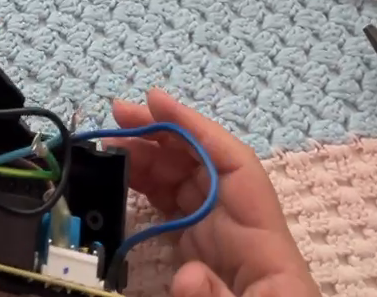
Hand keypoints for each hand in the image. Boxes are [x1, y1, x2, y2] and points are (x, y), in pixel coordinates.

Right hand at [110, 90, 318, 296]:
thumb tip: (189, 274)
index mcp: (268, 253)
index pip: (236, 169)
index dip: (195, 127)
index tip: (154, 102)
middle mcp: (245, 239)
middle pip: (204, 168)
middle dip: (161, 133)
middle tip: (115, 115)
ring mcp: (224, 251)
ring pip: (186, 184)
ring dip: (148, 157)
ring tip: (108, 145)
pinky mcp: (206, 264)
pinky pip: (176, 211)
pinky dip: (149, 188)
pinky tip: (123, 181)